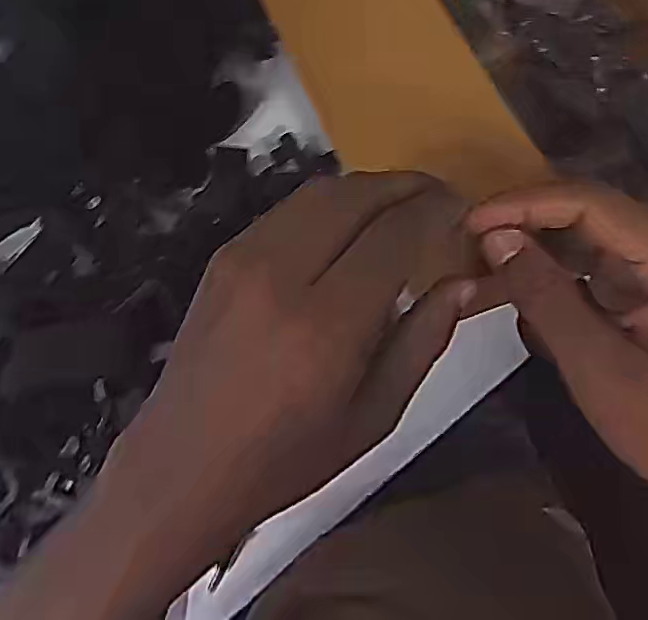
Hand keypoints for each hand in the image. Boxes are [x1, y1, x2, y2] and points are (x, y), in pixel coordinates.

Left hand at [0, 172, 475, 619]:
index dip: (435, 210)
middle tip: (439, 196)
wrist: (183, 463)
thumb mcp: (375, 415)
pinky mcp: (226, 251)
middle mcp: (281, 274)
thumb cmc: (287, 456)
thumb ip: (424, 339)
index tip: (460, 210)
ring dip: (371, 186)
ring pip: (323, 189)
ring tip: (402, 202)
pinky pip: (293, 206)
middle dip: (408, 185)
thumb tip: (463, 281)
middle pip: (358, 195)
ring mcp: (245, 255)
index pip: (394, 234)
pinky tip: (352, 221)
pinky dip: (334, 200)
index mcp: (325, 325)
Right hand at [468, 184, 647, 619]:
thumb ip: (547, 299)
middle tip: (470, 247)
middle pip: (591, 214)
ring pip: (591, 239)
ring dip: (539, 252)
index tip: (471, 222)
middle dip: (527, 226)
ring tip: (485, 272)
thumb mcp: (604, 374)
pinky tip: (524, 295)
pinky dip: (560, 278)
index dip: (525, 203)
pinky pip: (603, 268)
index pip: (591, 202)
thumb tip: (495, 238)